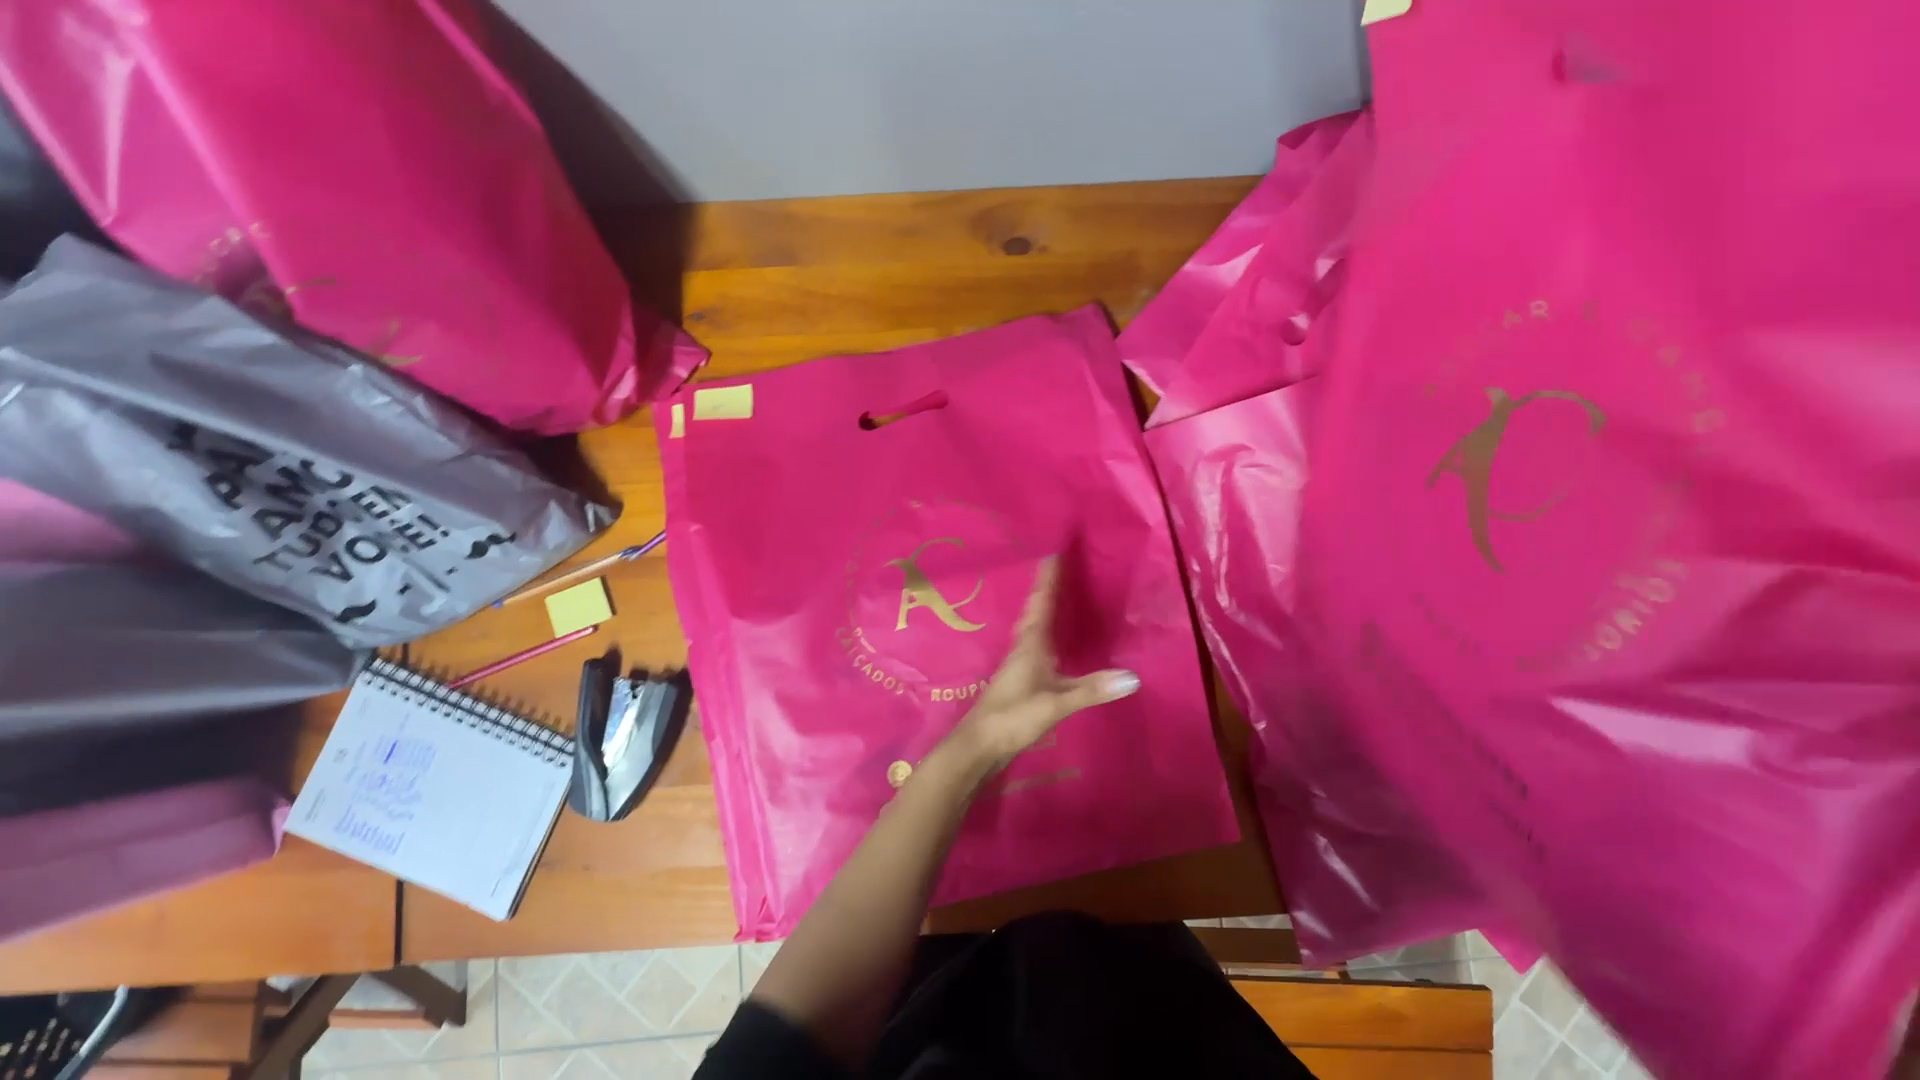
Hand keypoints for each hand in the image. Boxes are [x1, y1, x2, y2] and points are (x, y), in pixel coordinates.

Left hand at [947, 557, 1139, 771]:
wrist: (979, 745)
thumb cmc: (1014, 716)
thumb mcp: (1057, 704)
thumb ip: (1092, 690)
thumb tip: (1134, 676)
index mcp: (1031, 643)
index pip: (1043, 601)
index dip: (1050, 575)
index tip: (1055, 547)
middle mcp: (1023, 646)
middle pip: (1037, 607)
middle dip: (1048, 584)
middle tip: (1059, 561)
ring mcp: (1019, 662)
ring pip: (1034, 624)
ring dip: (1044, 605)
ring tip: (1057, 590)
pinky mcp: (1019, 678)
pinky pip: (1035, 642)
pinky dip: (1044, 630)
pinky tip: (1051, 638)